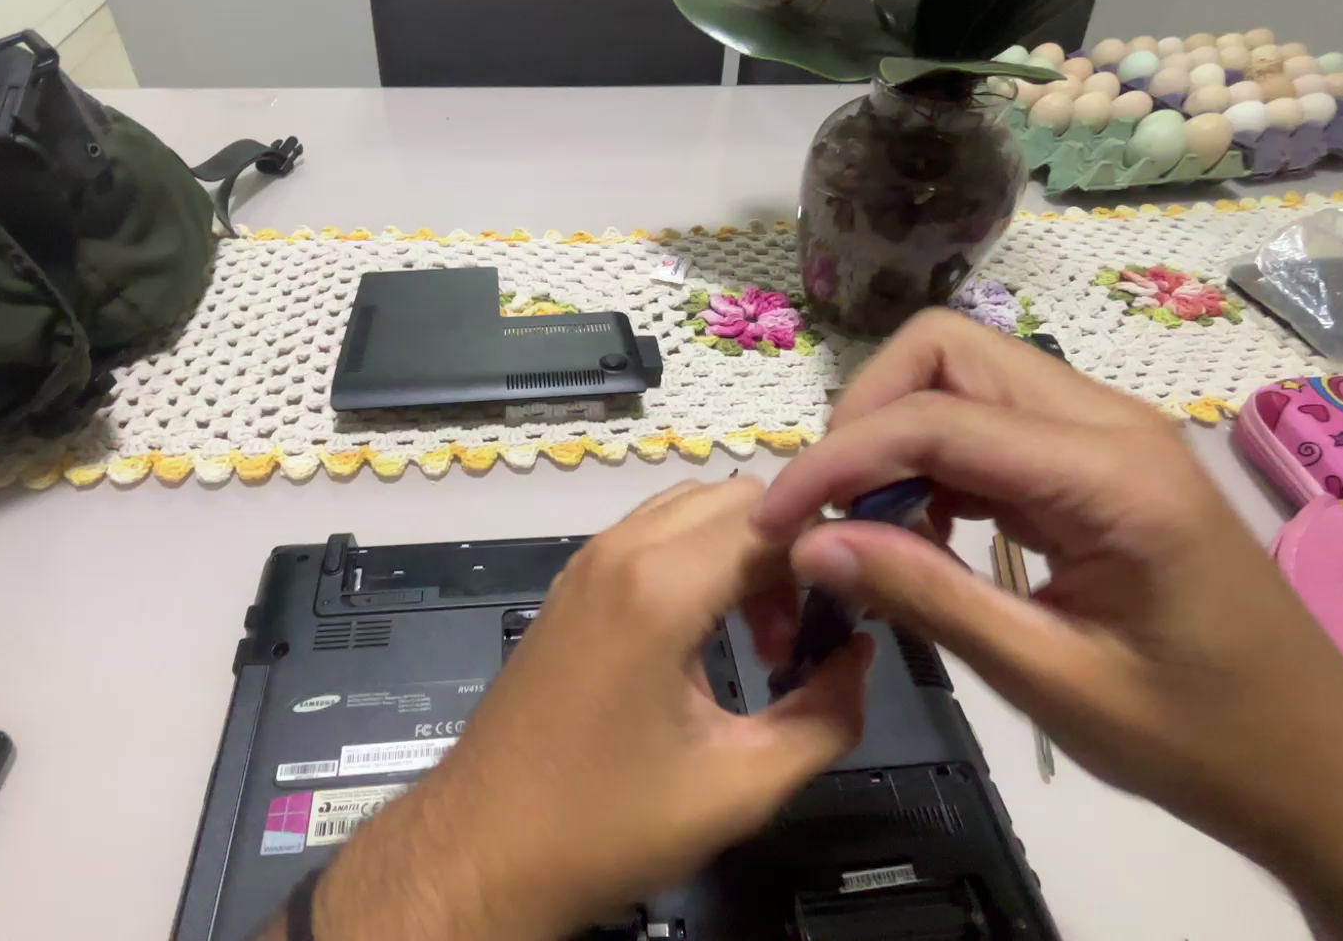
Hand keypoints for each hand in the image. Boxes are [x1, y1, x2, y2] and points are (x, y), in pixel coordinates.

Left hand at [311, 478, 872, 940]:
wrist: (482, 845)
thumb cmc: (605, 823)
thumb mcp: (739, 785)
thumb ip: (826, 715)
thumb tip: (860, 654)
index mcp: (658, 588)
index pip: (771, 521)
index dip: (828, 552)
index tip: (858, 605)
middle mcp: (619, 551)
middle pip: (734, 498)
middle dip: (785, 549)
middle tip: (800, 635)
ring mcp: (587, 562)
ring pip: (690, 509)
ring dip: (739, 551)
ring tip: (756, 640)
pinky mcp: (572, 584)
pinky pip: (651, 535)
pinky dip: (696, 558)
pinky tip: (702, 635)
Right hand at [754, 309, 1342, 940]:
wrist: (1322, 767)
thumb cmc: (1198, 736)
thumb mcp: (1048, 679)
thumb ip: (924, 596)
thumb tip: (809, 547)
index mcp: (1109, 475)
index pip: (933, 420)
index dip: (835, 462)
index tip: (776, 522)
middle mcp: (1105, 422)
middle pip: (943, 350)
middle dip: (862, 416)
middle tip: (829, 504)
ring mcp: (1100, 431)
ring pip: (956, 372)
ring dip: (889, 432)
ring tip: (864, 520)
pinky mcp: (1087, 455)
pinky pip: (979, 418)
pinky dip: (924, 457)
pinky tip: (918, 526)